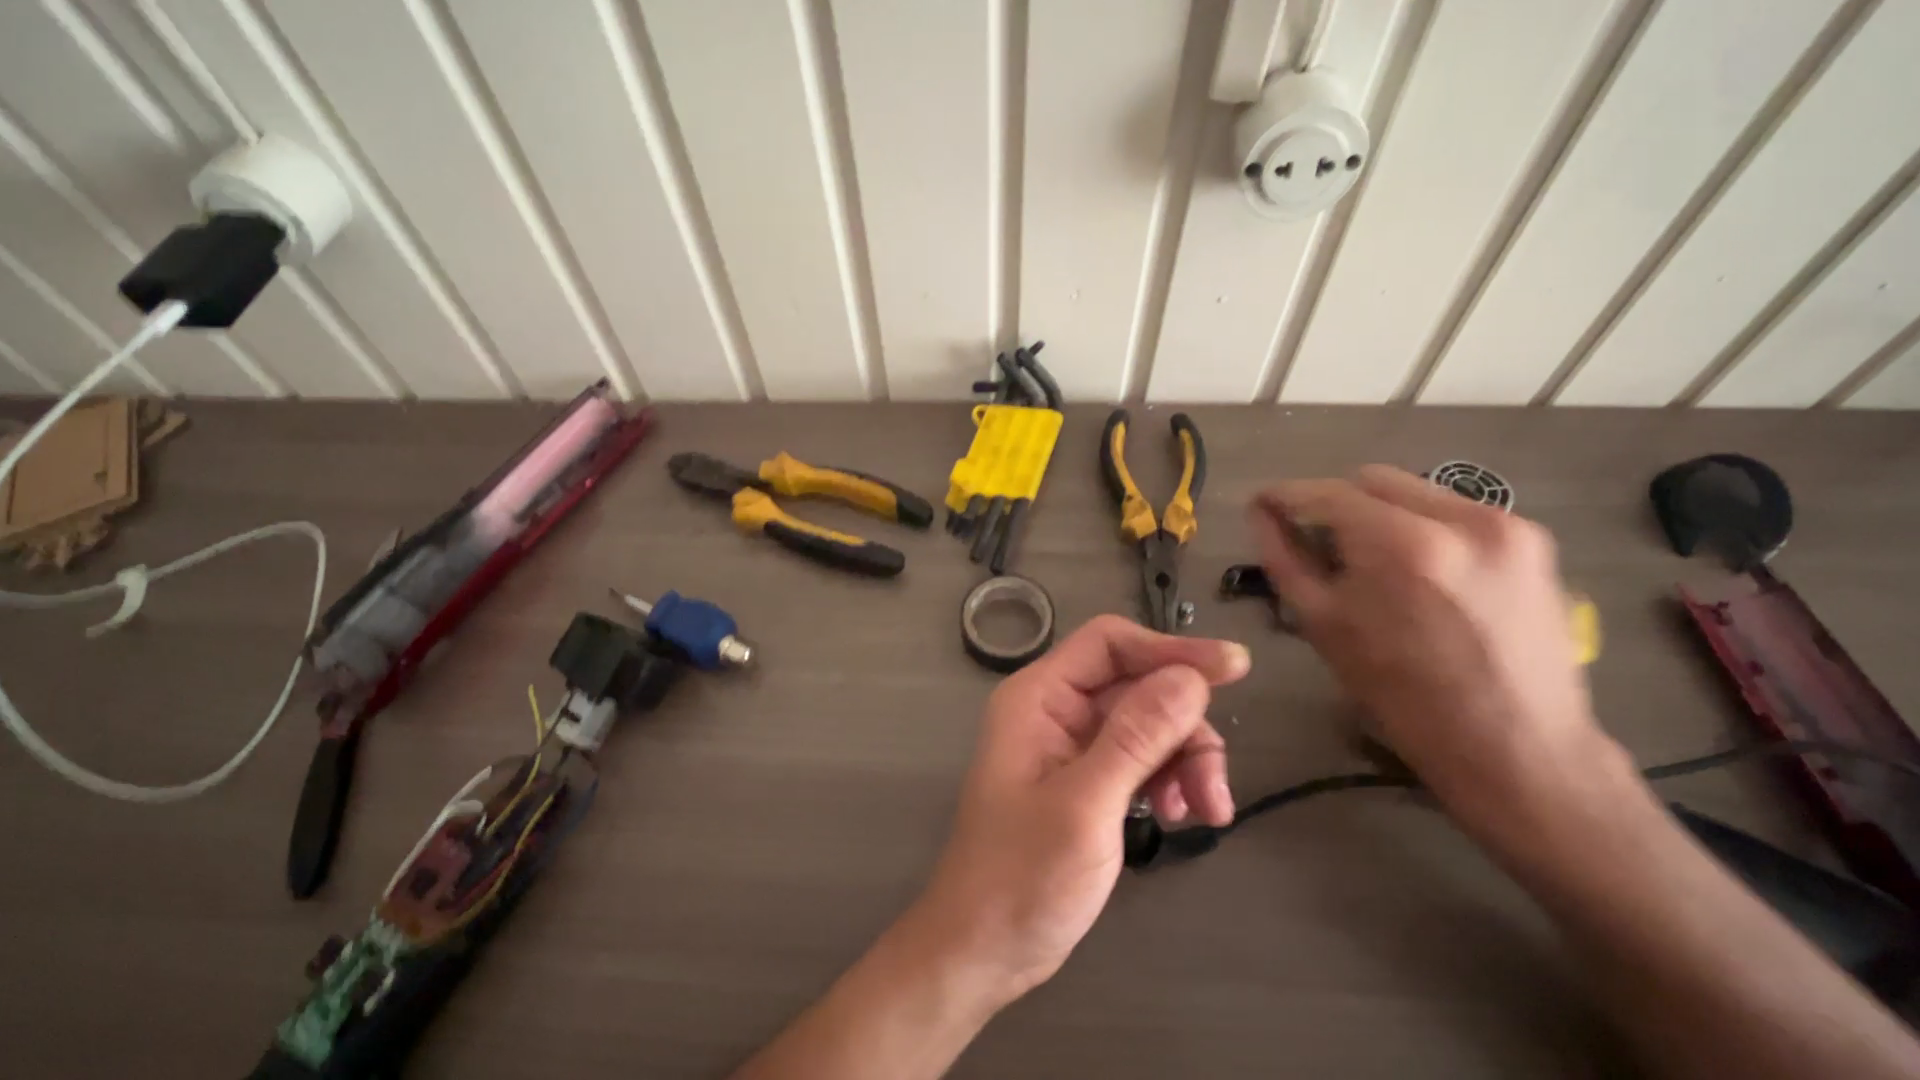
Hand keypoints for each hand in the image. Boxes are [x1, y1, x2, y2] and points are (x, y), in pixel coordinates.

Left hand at [910, 616, 1248, 1002]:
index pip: (1111, 644)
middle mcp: (1056, 713)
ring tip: (1206, 812)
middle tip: (1215, 784)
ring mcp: (1073, 749)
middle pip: (1141, 688)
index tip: (1234, 670)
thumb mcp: (1085, 805)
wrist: (985, 951)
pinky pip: (1143, 762)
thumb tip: (1191, 676)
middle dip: (1186, 729)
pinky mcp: (1089, 784)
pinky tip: (1180, 817)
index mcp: (1039, 699)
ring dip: (1187, 761)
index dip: (1172, 650)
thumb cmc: (1022, 878)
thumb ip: (1136, 737)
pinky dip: (1170, 781)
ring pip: (1150, 726)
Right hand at [1249, 466, 1619, 831]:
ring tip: (1372, 560)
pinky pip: (1456, 512)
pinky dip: (1425, 529)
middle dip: (1336, 503)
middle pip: (1373, 480)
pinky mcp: (1532, 538)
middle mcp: (1458, 517)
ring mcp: (1503, 524)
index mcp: (1401, 545)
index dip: (1285, 496)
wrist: (1517, 746)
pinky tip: (1421, 572)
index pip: (1326, 493)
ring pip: (1417, 491)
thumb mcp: (1326, 629)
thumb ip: (1287, 562)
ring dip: (1382, 513)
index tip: (1262, 506)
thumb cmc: (1405, 699)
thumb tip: (1262, 516)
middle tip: (1318, 541)